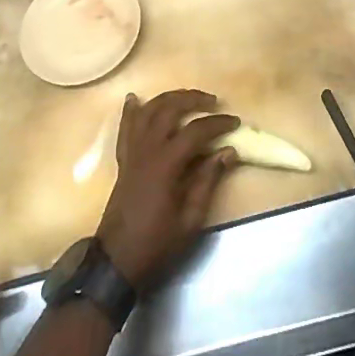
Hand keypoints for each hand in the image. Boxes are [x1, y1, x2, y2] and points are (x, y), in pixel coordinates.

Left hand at [94, 90, 237, 291]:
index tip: (235, 122)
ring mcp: (131, 151)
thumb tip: (228, 152)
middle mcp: (146, 149)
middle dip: (192, 100)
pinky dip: (132, 110)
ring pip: (147, 111)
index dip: (217, 123)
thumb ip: (208, 180)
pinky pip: (126, 126)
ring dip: (167, 99)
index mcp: (166, 164)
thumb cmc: (158, 242)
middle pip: (168, 109)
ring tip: (186, 97)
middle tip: (213, 102)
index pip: (195, 131)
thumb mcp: (192, 218)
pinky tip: (135, 99)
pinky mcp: (123, 159)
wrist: (119, 257)